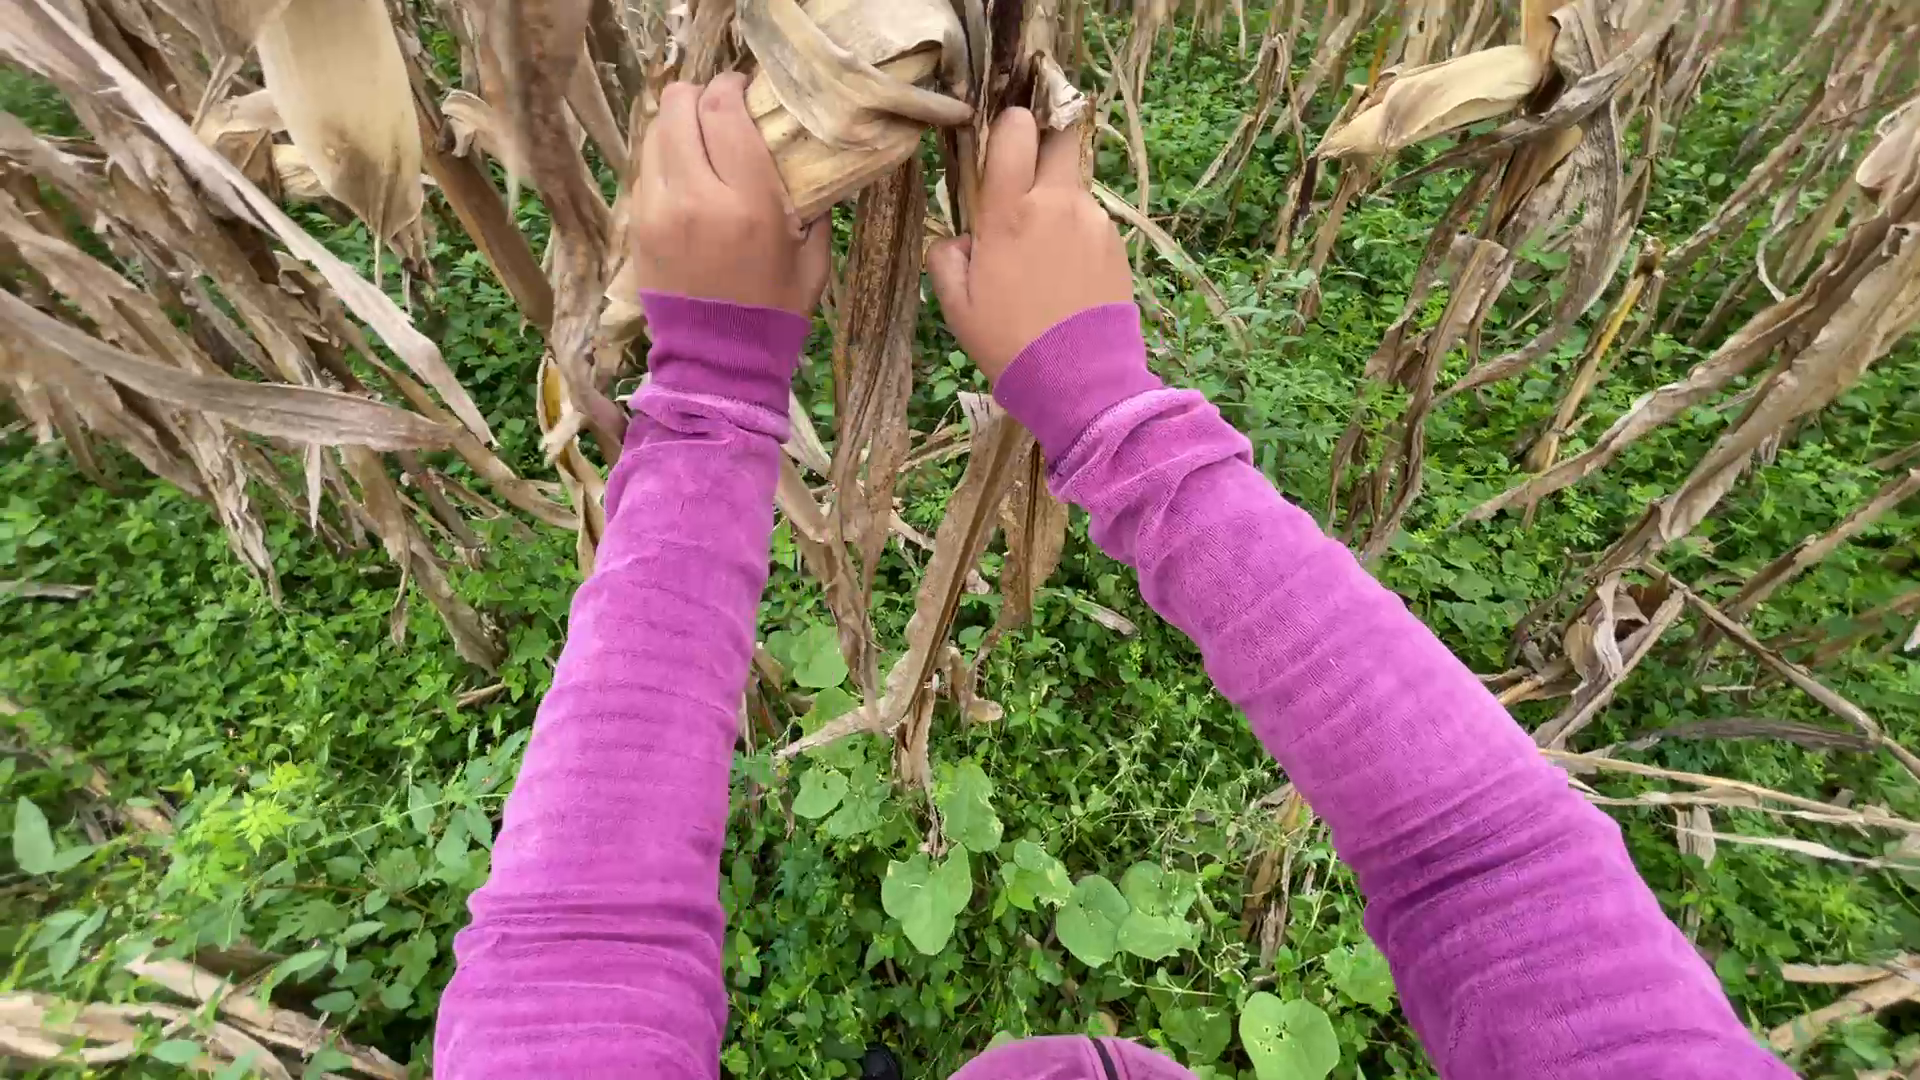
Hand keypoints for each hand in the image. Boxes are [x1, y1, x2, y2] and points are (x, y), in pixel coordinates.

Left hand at [632, 74, 830, 315]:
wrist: (721, 360)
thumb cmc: (776, 314)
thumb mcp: (812, 263)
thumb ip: (814, 208)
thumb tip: (809, 164)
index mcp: (749, 205)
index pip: (725, 109)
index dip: (733, 86)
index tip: (744, 91)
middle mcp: (697, 196)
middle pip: (680, 104)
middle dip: (701, 97)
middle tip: (720, 113)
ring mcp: (659, 209)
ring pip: (655, 130)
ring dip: (679, 126)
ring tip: (700, 145)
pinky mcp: (638, 224)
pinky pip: (645, 167)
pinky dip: (665, 160)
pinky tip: (685, 180)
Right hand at [927, 109, 1134, 382]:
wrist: (1078, 382)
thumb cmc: (1008, 344)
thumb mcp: (957, 308)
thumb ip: (946, 259)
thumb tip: (961, 239)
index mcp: (1009, 212)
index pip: (1016, 127)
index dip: (1009, 127)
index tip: (1002, 146)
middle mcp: (1056, 203)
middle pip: (1061, 133)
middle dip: (1045, 140)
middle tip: (1028, 178)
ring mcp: (1093, 221)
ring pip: (1074, 186)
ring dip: (1057, 203)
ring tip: (1046, 260)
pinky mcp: (1117, 244)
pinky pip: (1091, 223)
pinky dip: (1077, 236)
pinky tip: (1069, 279)